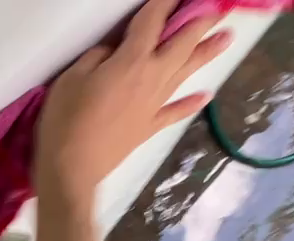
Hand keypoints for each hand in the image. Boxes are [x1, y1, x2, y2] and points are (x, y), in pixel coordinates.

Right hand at [35, 0, 234, 205]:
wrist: (71, 171)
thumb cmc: (64, 122)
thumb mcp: (70, 79)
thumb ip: (95, 58)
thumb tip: (112, 51)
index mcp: (132, 59)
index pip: (153, 19)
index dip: (165, 0)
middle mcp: (152, 76)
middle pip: (183, 41)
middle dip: (200, 20)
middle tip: (217, 7)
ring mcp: (153, 103)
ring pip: (186, 70)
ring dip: (208, 52)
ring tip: (228, 36)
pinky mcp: (148, 127)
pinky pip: (174, 112)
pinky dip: (191, 104)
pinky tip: (206, 96)